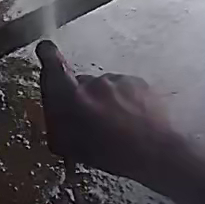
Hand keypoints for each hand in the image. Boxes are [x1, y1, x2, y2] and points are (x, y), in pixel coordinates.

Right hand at [35, 40, 186, 183]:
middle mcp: (95, 84)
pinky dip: (124, 100)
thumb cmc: (116, 155)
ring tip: (118, 125)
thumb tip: (55, 117)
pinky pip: (124, 88)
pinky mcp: (138, 82)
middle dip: (83, 98)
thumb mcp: (76, 149)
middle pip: (81, 84)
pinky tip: (132, 120)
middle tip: (94, 121)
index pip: (54, 66)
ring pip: (104, 87)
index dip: (48, 55)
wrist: (158, 153)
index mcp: (74, 98)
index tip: (46, 49)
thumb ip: (59, 128)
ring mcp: (118, 81)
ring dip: (106, 101)